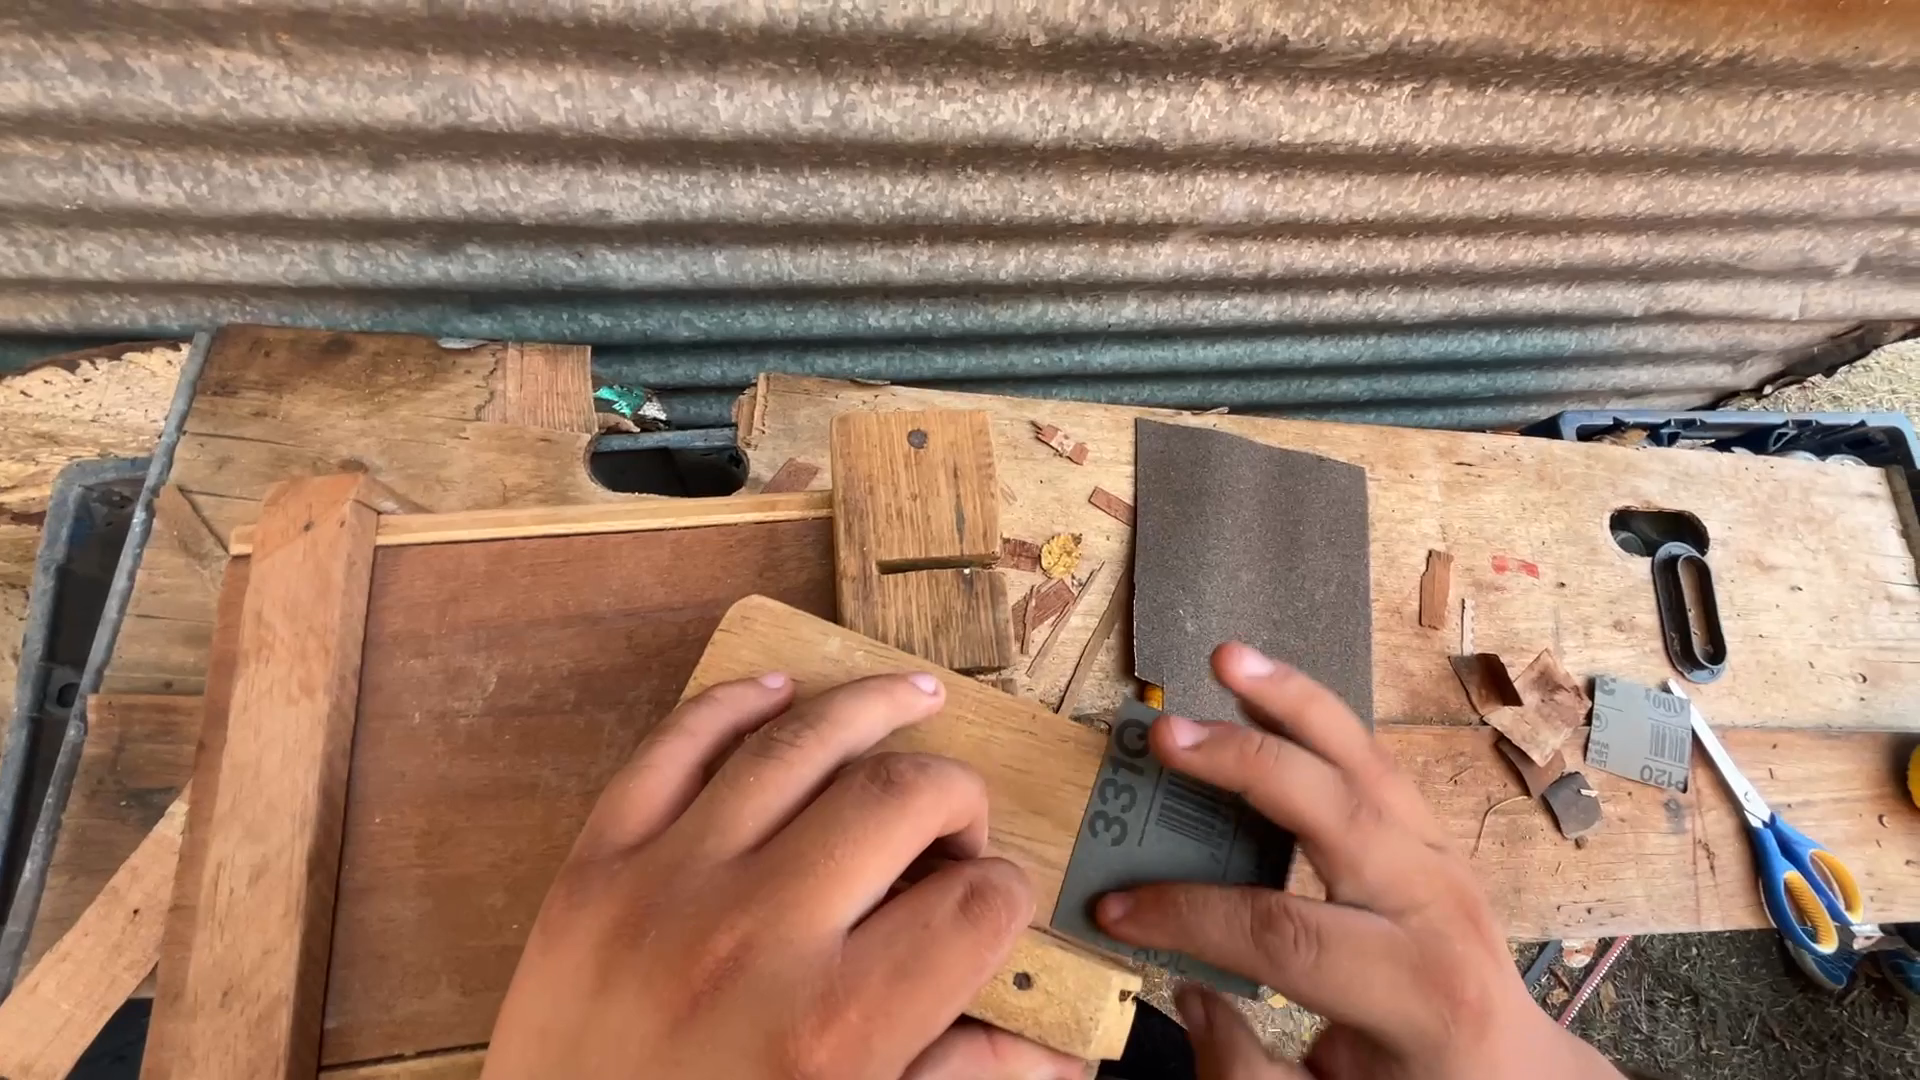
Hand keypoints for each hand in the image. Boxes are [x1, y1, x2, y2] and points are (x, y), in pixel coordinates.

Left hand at [483, 672, 1088, 1079]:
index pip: (974, 910)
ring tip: (916, 694)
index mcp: (832, 1035)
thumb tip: (1063, 1047)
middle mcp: (753, 940)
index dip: (1007, 893)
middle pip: (901, 799)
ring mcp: (664, 888)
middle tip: (956, 824)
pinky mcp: (593, 867)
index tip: (996, 896)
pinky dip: (735, 702)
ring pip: (799, 744)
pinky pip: (674, 747)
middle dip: (957, 797)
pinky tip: (784, 689)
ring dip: (872, 704)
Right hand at [1094, 644, 1621, 1079]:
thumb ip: (1249, 1073)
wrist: (1521, 1075)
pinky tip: (1260, 685)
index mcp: (1417, 987)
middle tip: (1163, 735)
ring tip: (1226, 658)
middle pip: (1336, 811)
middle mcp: (1435, 904)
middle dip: (1241, 766)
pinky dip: (1309, 712)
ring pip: (1363, 758)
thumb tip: (1184, 989)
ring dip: (1289, 701)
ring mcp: (1437, 854)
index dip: (1186, 914)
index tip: (1113, 908)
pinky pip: (1366, 756)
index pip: (1280, 931)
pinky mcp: (1424, 829)